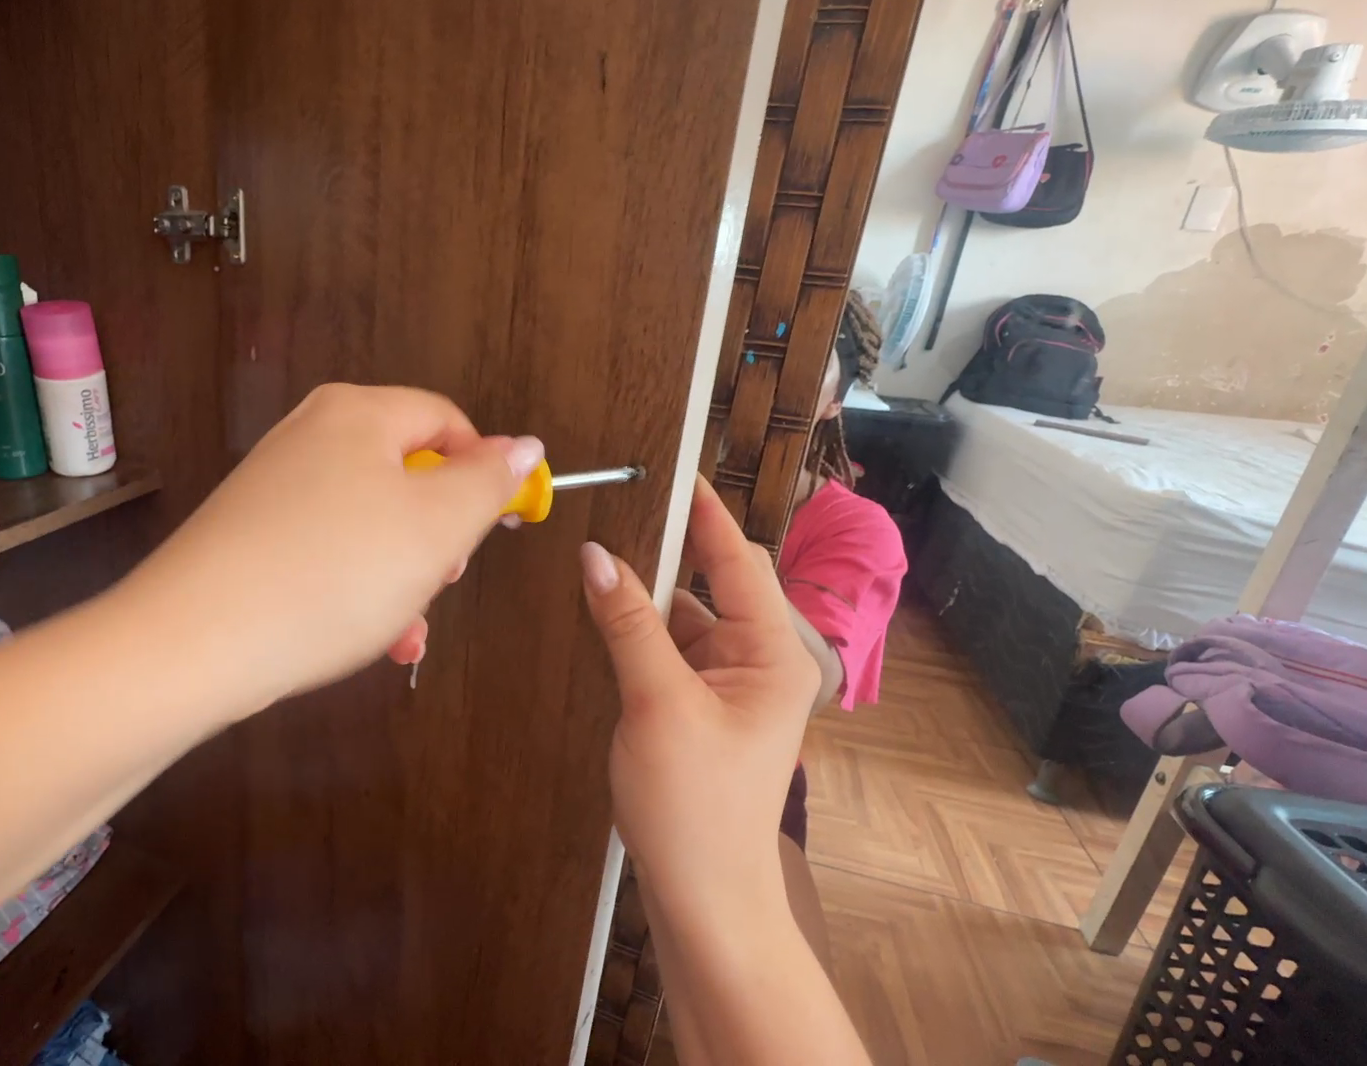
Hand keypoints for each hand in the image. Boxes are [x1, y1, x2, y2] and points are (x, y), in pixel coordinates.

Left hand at [129, 384, 542, 711]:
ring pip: (370, 523)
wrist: (196, 641)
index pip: (446, 422)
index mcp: (358, 414)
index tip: (496, 527)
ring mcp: (275, 487)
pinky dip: (356, 589)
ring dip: (403, 576)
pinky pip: (326, 551)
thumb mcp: (436, 528)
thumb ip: (488, 481)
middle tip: (442, 581)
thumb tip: (523, 446)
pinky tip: (371, 641)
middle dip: (438, 534)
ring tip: (407, 630)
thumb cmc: (335, 573)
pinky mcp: (250, 535)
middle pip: (406, 473)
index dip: (484, 471)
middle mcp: (311, 436)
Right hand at [580, 476, 818, 902]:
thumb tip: (596, 556)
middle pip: (711, 585)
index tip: (672, 471)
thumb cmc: (694, 804)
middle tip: (617, 511)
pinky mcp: (700, 708)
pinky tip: (602, 618)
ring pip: (684, 619)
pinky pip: (670, 651)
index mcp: (771, 654)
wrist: (703, 896)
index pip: (739, 560)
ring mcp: (729, 687)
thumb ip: (628, 624)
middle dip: (667, 551)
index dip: (706, 514)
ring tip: (598, 559)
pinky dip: (639, 632)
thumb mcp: (657, 704)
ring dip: (646, 595)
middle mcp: (758, 661)